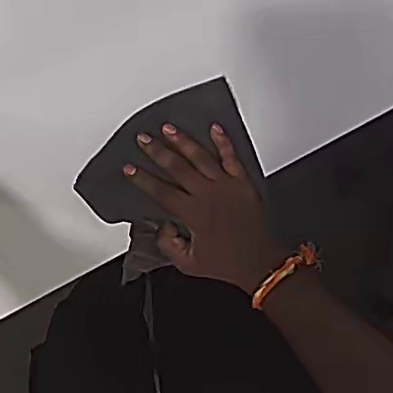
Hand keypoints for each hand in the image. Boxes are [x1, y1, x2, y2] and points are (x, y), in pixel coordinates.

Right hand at [126, 123, 289, 294]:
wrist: (262, 263)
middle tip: (144, 138)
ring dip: (182, 141)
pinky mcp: (243, 182)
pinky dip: (224, 142)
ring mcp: (226, 186)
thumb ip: (169, 246)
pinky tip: (214, 128)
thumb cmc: (228, 264)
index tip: (130, 168)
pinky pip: (232, 157)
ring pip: (200, 157)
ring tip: (168, 128)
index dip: (143, 179)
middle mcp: (208, 195)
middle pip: (177, 167)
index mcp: (193, 214)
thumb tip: (161, 227)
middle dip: (157, 151)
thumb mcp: (189, 263)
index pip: (161, 191)